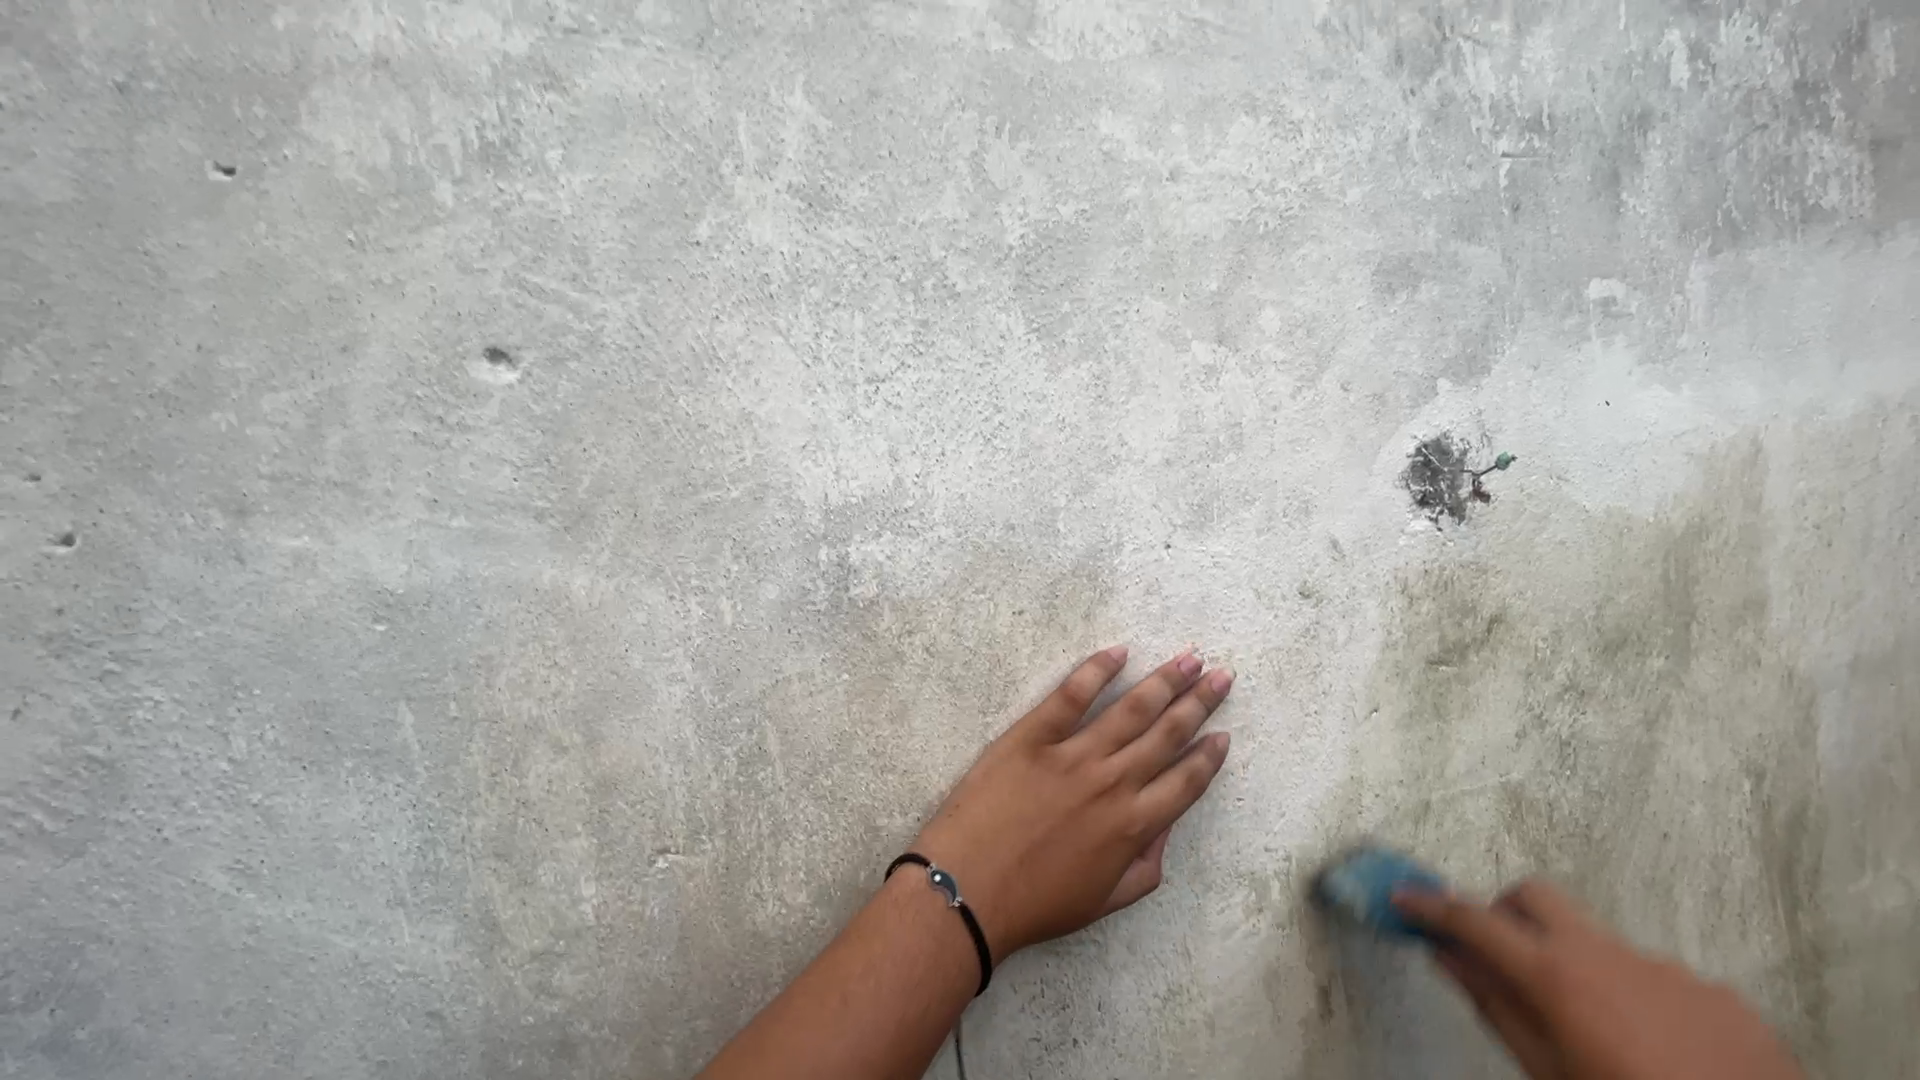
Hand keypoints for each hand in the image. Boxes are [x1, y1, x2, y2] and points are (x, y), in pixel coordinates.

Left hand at [912, 646, 1233, 960]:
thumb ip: (1146, 868)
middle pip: (1167, 734)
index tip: (1223, 734)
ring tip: (1188, 658)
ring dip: (1164, 681)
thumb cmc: (1033, 903)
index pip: (1185, 781)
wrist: (968, 889)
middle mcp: (1113, 783)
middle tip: (1221, 675)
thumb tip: (1165, 830)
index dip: (1208, 756)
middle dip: (1199, 703)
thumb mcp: (1104, 902)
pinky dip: (1096, 670)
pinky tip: (1118, 652)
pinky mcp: (1033, 736)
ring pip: (1131, 709)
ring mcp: (1073, 755)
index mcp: (1133, 826)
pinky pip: (1071, 695)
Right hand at [1395, 881, 1805, 1079]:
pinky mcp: (1720, 994)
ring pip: (1599, 942)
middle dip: (1506, 912)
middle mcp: (1609, 955)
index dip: (1431, 906)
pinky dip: (1638, 998)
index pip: (1475, 921)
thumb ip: (1496, 1008)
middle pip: (1536, 896)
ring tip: (1596, 1029)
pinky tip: (1657, 1048)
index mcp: (1558, 977)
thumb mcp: (1547, 1073)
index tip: (1401, 897)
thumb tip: (1446, 956)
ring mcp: (1669, 970)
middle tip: (1502, 956)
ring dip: (1577, 965)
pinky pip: (1660, 980)